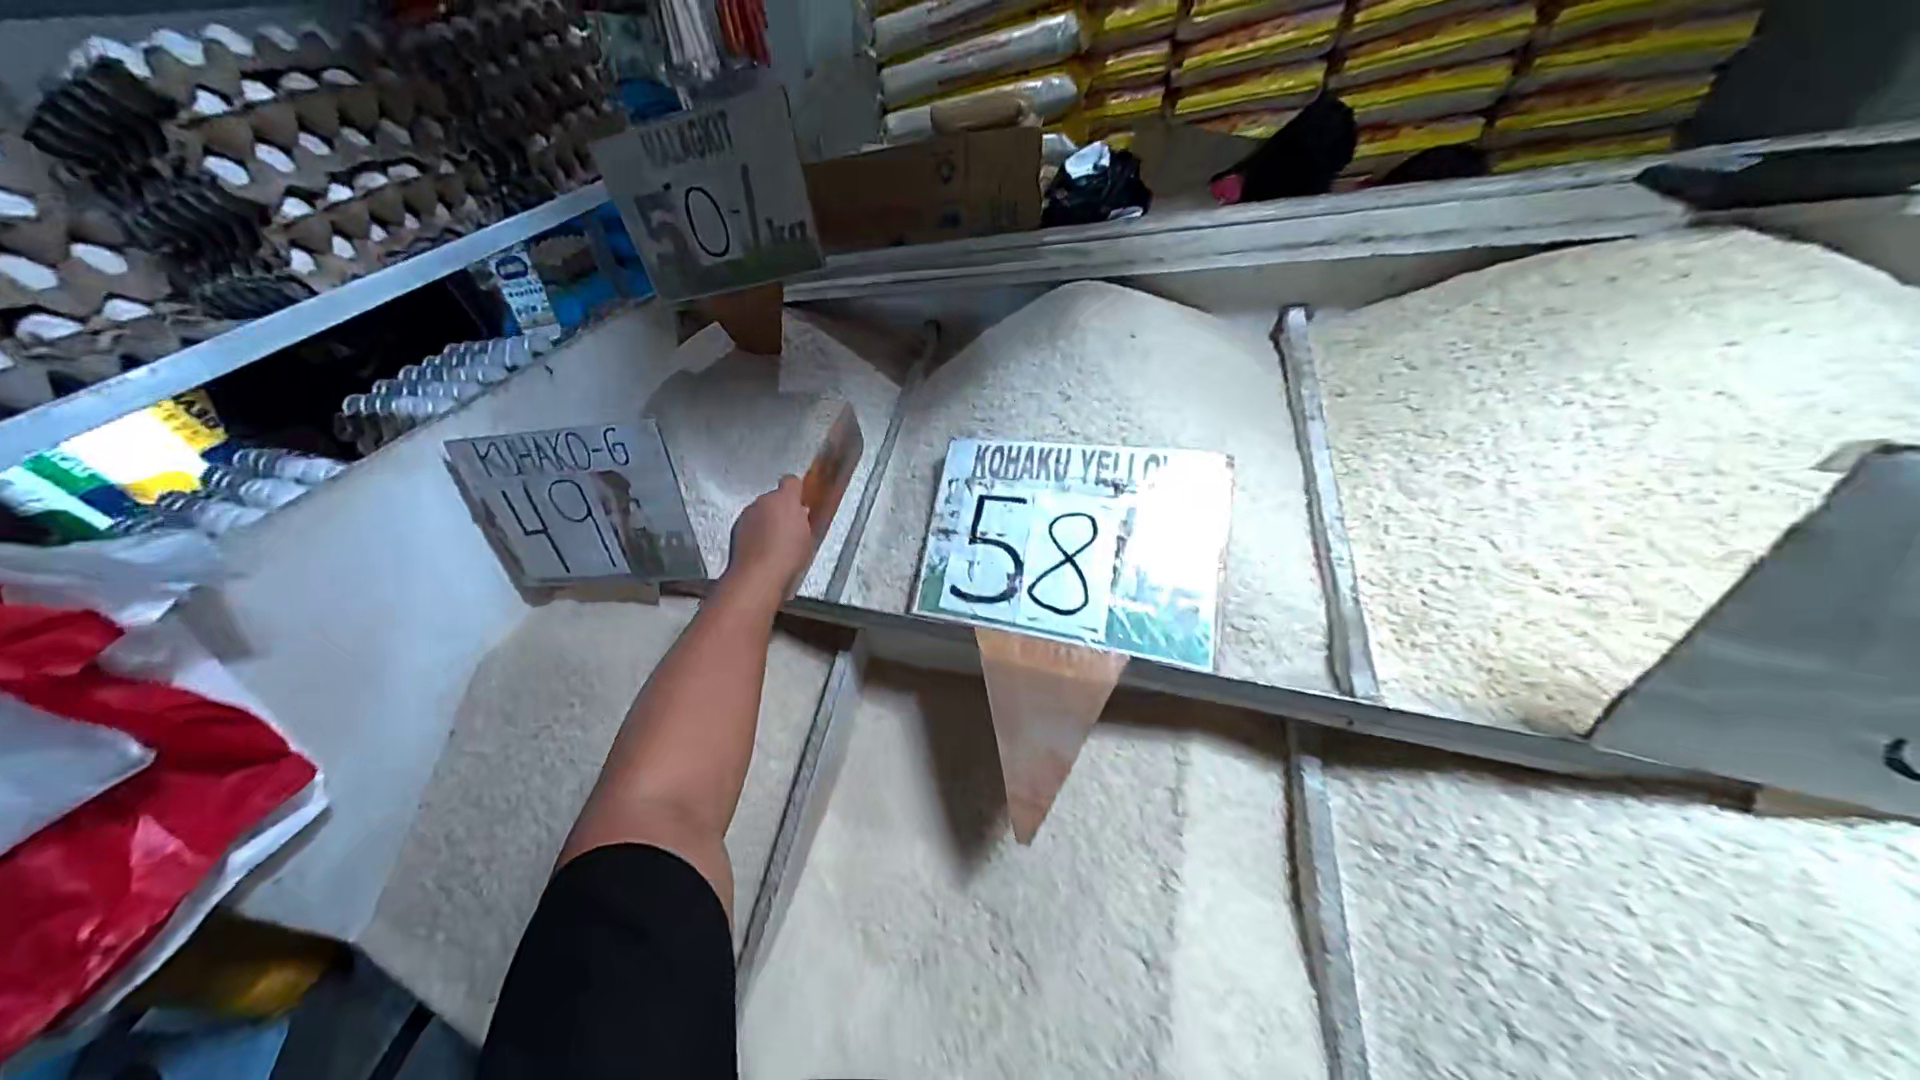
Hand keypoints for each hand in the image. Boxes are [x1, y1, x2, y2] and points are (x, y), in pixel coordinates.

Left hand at [720, 475, 813, 604]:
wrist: (758, 575)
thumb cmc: (787, 556)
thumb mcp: (808, 537)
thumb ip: (803, 520)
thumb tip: (801, 515)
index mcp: (785, 499)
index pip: (791, 481)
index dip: (796, 491)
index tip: (800, 502)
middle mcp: (763, 502)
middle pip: (773, 498)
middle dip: (780, 510)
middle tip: (790, 528)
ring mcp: (747, 514)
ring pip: (760, 511)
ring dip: (766, 522)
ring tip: (776, 543)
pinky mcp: (736, 528)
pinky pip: (749, 525)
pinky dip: (754, 533)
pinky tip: (762, 550)